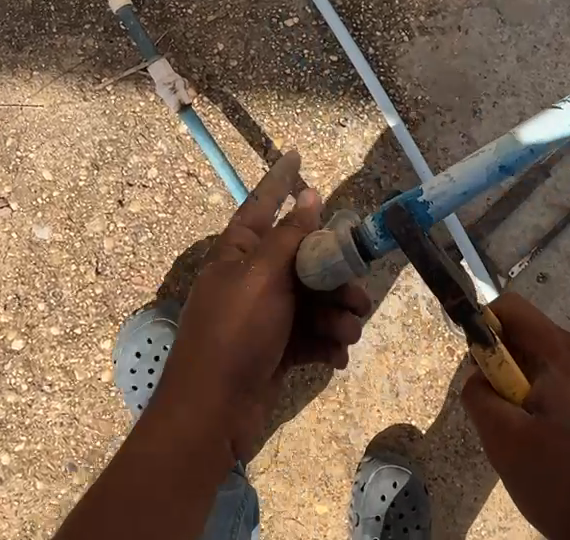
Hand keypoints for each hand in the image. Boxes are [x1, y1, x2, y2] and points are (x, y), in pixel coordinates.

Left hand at [151, 151, 372, 460]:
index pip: (261, 206)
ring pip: (313, 299)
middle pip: (302, 260)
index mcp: (238, 254)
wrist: (212, 415)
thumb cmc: (233, 334)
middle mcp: (251, 279)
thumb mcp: (262, 277)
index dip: (279, 181)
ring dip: (336, 315)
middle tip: (358, 292)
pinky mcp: (275, 350)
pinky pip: (310, 335)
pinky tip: (337, 357)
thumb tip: (309, 195)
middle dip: (334, 277)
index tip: (296, 155)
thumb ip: (289, 236)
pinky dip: (326, 343)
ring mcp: (263, 316)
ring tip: (347, 333)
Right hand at [461, 293, 569, 539]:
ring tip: (530, 439)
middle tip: (503, 415)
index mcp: (562, 353)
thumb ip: (480, 397)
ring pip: (550, 367)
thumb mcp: (505, 443)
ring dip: (529, 391)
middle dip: (506, 369)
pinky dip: (553, 406)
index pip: (511, 307)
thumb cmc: (568, 483)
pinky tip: (558, 450)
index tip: (479, 370)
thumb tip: (478, 375)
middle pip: (530, 337)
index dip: (483, 328)